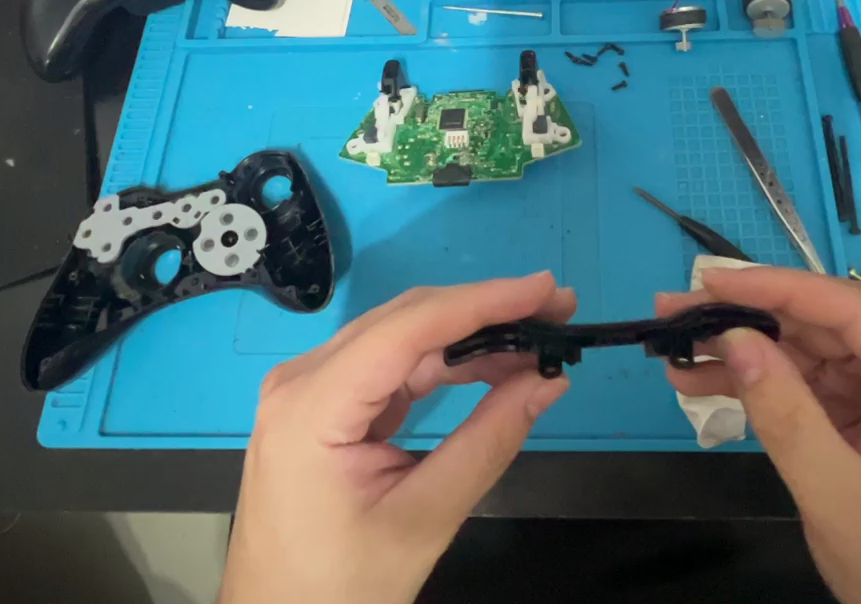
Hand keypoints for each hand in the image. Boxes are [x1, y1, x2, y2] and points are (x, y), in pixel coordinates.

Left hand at [220, 272, 574, 603]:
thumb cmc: (341, 591)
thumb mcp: (423, 520)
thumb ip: (488, 442)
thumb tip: (548, 381)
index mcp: (313, 404)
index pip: (409, 328)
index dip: (482, 301)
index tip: (545, 288)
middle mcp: (306, 376)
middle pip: (407, 321)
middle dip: (485, 310)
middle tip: (555, 309)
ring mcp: (313, 385)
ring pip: (405, 335)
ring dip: (472, 333)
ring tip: (537, 333)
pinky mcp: (329, 400)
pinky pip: (396, 362)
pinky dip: (449, 361)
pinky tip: (494, 362)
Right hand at [658, 267, 860, 603]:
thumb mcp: (842, 499)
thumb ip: (788, 418)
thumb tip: (735, 340)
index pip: (853, 312)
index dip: (780, 289)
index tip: (713, 281)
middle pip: (818, 322)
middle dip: (744, 314)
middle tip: (674, 308)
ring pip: (797, 343)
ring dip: (735, 343)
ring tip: (672, 342)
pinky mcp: (850, 406)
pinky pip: (792, 376)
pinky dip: (743, 376)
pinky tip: (696, 376)